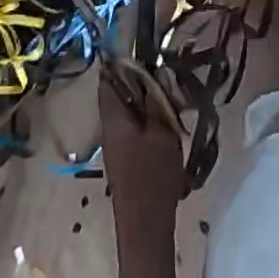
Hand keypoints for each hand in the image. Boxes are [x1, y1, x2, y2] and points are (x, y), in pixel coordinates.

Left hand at [98, 75, 185, 219]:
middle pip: (118, 94)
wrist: (145, 228)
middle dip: (139, 82)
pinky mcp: (123, 160)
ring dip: (146, 103)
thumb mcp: (163, 133)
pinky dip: (147, 121)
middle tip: (163, 74)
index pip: (108, 78)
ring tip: (170, 99)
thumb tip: (156, 74)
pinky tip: (167, 127)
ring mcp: (114, 146)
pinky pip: (132, 129)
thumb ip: (159, 102)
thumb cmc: (152, 177)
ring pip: (127, 113)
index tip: (141, 49)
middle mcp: (108, 128)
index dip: (121, 61)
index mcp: (112, 117)